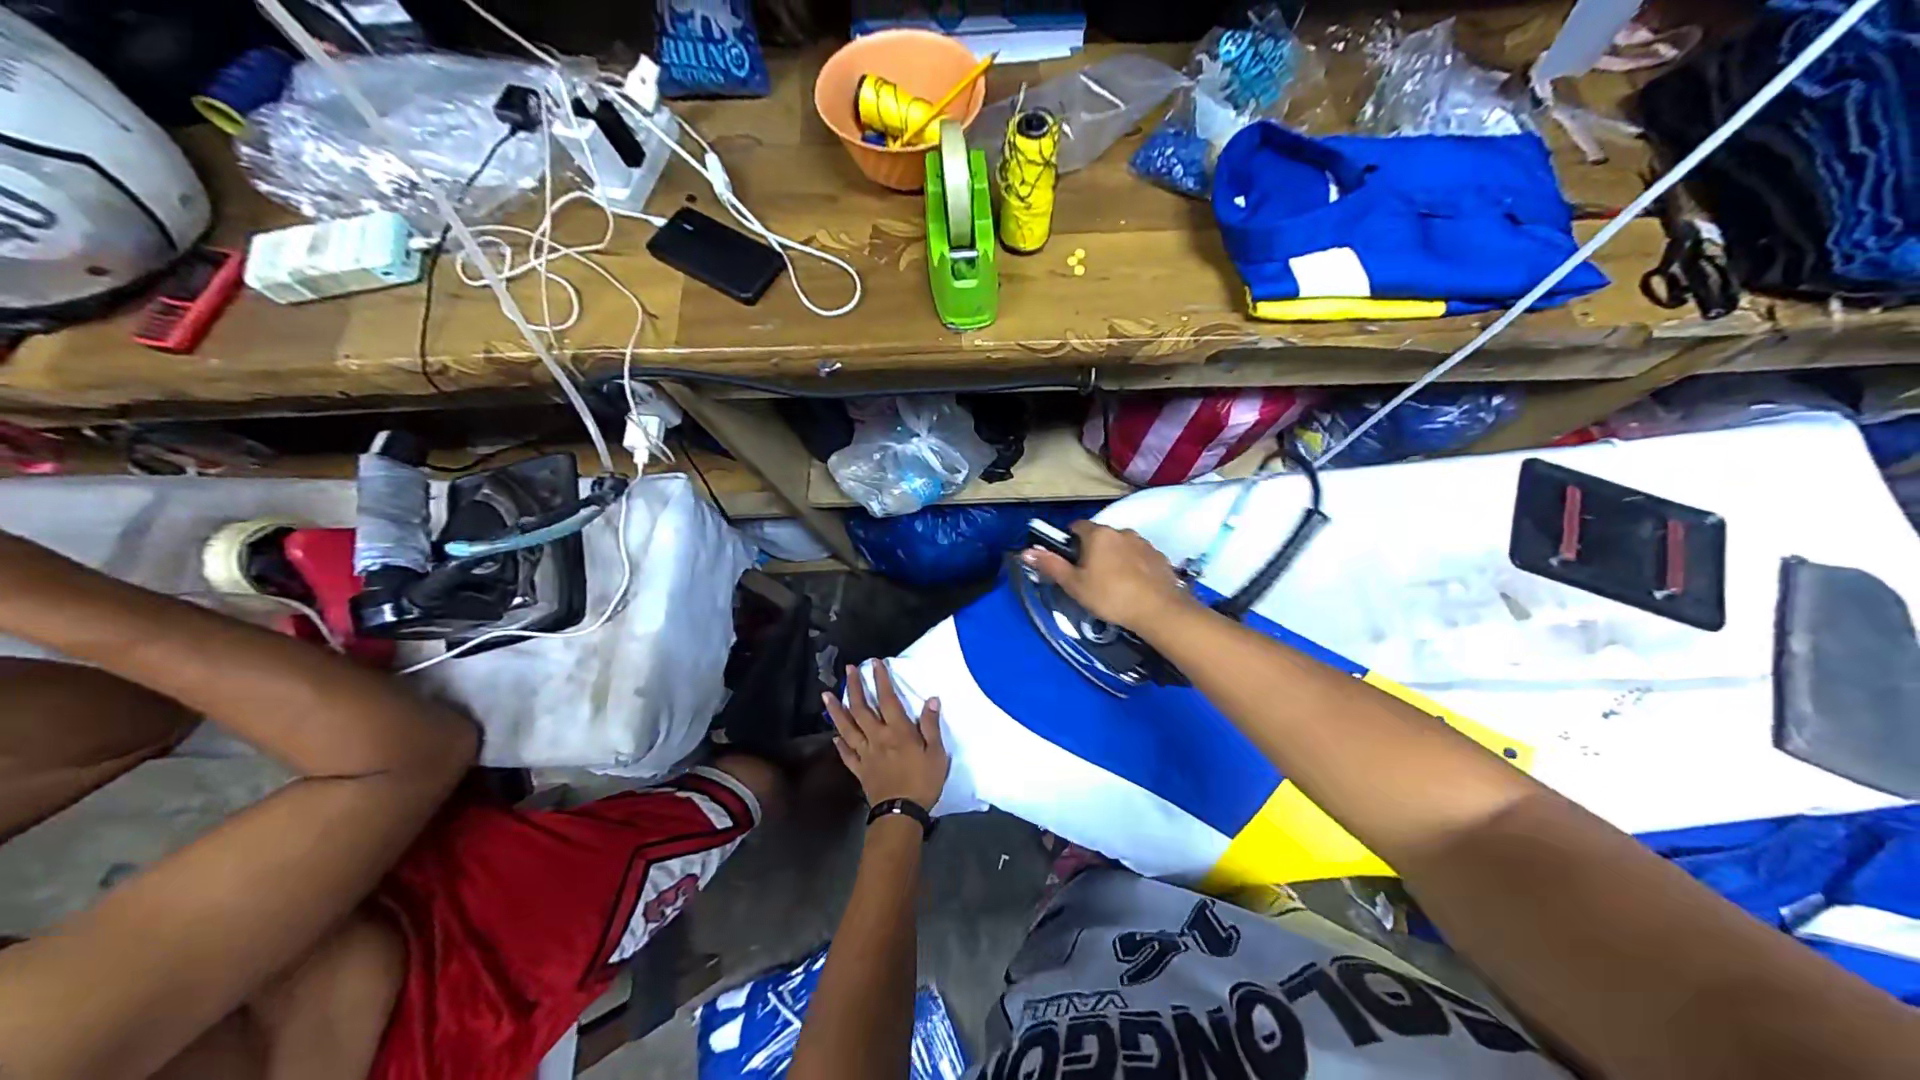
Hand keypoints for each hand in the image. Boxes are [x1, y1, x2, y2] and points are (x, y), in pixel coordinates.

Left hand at [824, 661, 948, 809]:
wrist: (901, 813)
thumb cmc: (923, 781)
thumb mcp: (937, 753)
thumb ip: (931, 726)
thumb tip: (931, 699)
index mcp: (898, 731)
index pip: (888, 699)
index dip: (881, 680)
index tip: (874, 663)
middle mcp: (877, 737)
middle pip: (862, 708)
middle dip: (855, 687)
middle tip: (848, 669)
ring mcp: (865, 754)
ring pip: (847, 727)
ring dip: (837, 710)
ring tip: (826, 695)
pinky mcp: (859, 770)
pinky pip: (847, 754)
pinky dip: (839, 743)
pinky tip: (834, 736)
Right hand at [1021, 521, 1196, 632]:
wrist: (1159, 610)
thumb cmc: (1110, 596)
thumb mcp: (1074, 585)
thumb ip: (1051, 565)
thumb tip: (1026, 551)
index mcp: (1098, 534)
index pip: (1076, 526)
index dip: (1069, 541)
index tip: (1069, 561)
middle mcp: (1122, 531)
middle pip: (1100, 536)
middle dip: (1093, 551)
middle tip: (1089, 577)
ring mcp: (1144, 543)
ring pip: (1121, 546)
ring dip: (1114, 558)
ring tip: (1113, 584)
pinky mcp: (1160, 557)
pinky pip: (1139, 557)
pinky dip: (1133, 566)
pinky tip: (1133, 586)